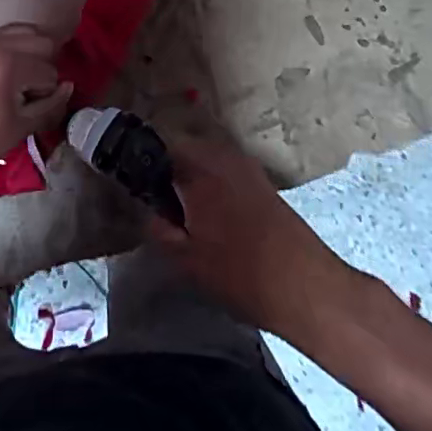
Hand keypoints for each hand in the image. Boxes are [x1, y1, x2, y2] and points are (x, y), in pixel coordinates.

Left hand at [0, 24, 73, 182]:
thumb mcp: (22, 126)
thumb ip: (51, 104)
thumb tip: (68, 86)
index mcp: (11, 65)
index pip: (49, 72)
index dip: (46, 93)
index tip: (33, 107)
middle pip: (45, 42)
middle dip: (46, 66)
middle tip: (33, 90)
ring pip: (29, 32)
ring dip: (35, 51)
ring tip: (26, 76)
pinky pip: (9, 31)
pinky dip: (19, 43)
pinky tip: (14, 66)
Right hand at [147, 124, 359, 336]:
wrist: (304, 285)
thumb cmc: (239, 273)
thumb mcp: (185, 258)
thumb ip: (159, 227)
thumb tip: (149, 209)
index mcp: (199, 167)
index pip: (156, 146)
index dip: (137, 162)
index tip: (126, 183)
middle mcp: (223, 155)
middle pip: (181, 150)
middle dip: (163, 170)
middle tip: (152, 203)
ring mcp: (246, 165)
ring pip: (203, 160)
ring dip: (187, 178)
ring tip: (178, 213)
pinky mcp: (261, 181)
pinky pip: (223, 171)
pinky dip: (209, 185)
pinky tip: (207, 217)